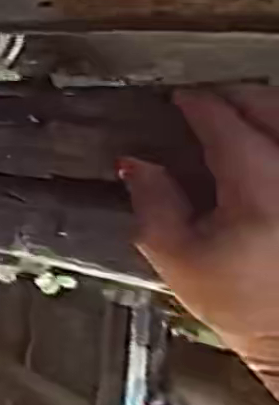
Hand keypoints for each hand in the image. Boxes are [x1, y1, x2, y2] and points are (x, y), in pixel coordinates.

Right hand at [122, 86, 278, 377]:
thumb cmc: (243, 305)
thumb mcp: (172, 251)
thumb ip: (153, 200)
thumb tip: (138, 164)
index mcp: (261, 195)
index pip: (229, 132)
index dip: (202, 108)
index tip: (183, 98)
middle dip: (250, 103)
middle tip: (220, 99)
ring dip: (275, 125)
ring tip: (254, 119)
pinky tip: (267, 157)